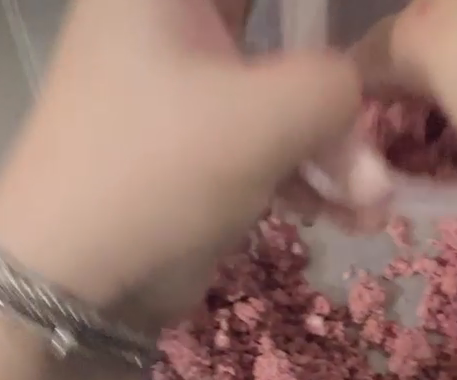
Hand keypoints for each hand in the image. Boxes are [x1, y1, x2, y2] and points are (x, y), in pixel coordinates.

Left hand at [0, 0, 359, 325]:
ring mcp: (188, 85)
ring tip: (372, 203)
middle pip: (286, 25)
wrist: (79, 278)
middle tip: (377, 137)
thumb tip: (363, 94)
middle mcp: (176, 16)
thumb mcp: (262, 120)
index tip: (358, 49)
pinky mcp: (200, 145)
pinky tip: (346, 214)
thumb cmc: (159, 173)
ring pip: (285, 90)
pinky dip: (310, 174)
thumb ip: (334, 86)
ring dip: (337, 146)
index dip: (319, 15)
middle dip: (339, 88)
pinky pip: (271, 140)